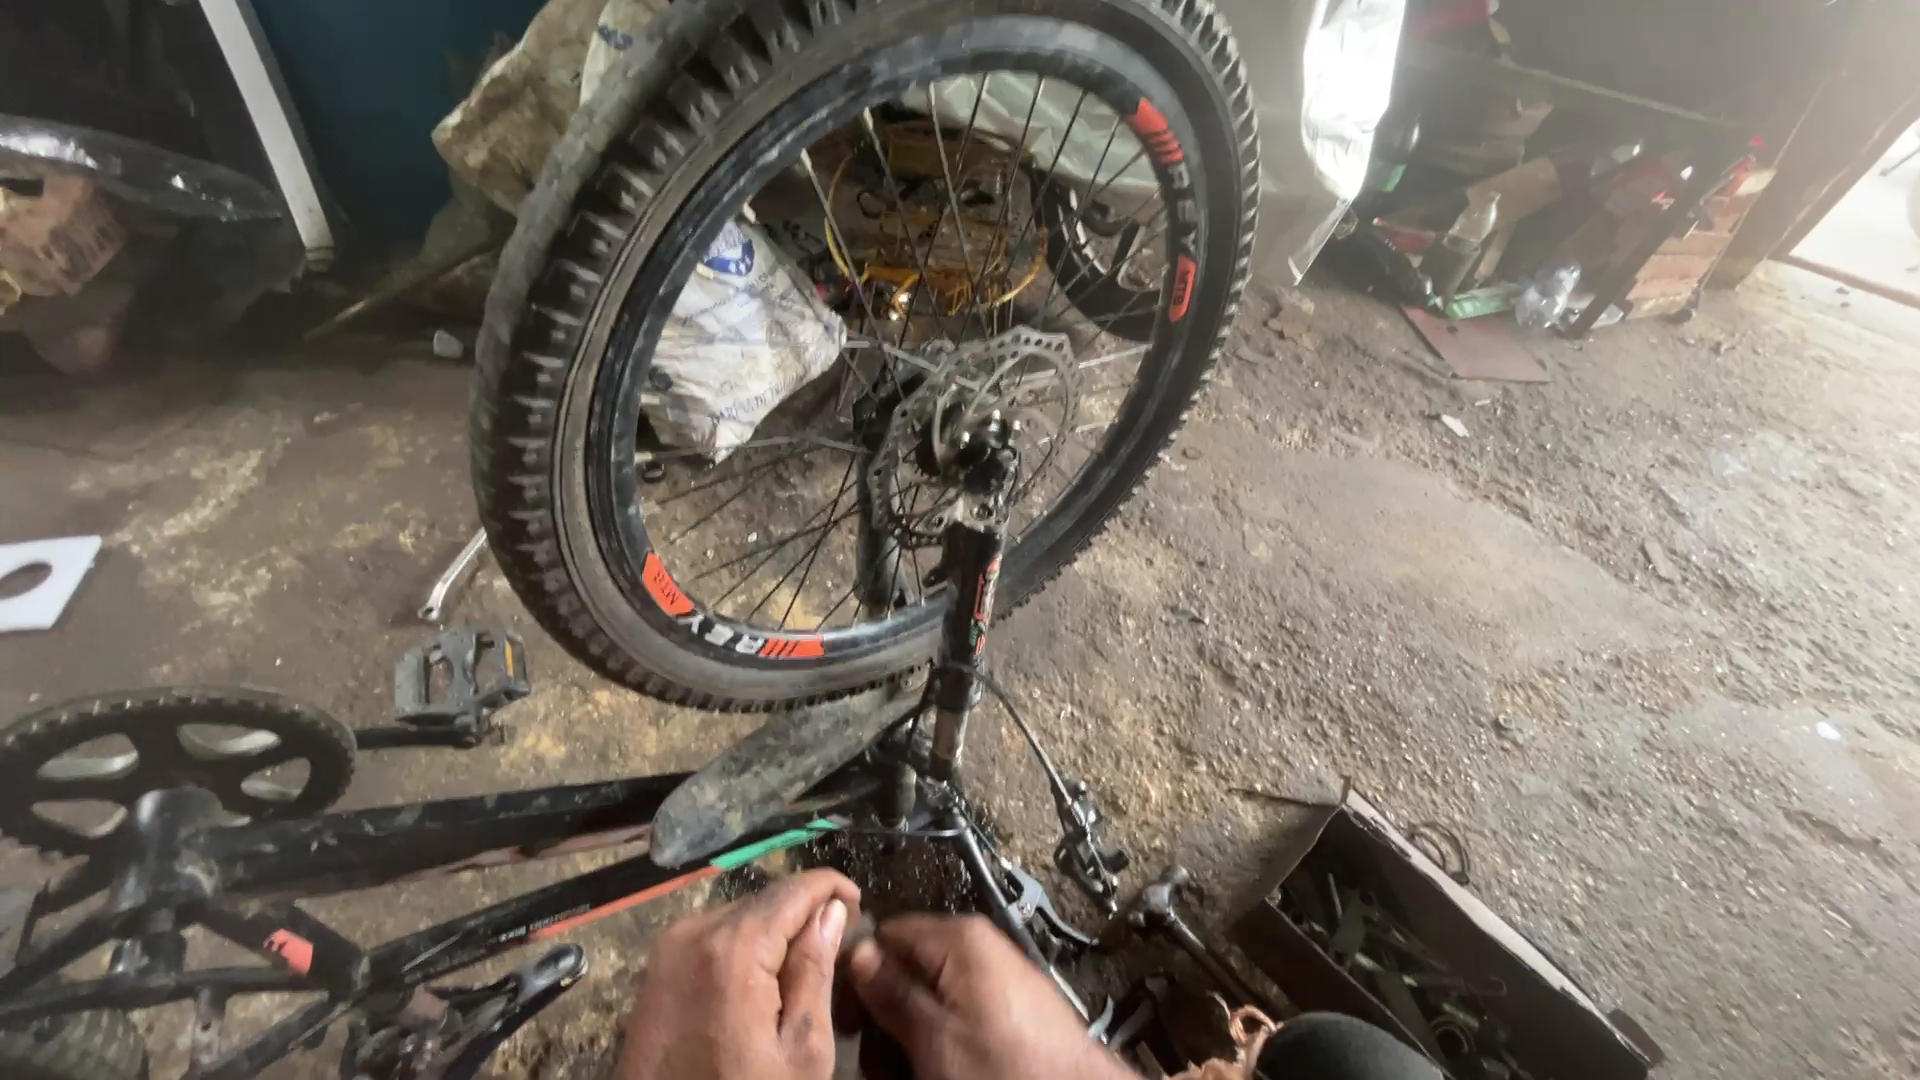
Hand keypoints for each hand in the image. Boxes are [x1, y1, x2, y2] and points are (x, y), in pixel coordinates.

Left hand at [617, 869, 858, 1079]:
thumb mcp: (800, 1051)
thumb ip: (816, 971)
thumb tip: (831, 911)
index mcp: (734, 948)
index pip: (795, 889)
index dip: (832, 886)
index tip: (858, 903)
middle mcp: (695, 932)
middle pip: (767, 900)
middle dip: (804, 914)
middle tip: (834, 947)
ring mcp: (669, 949)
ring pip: (742, 915)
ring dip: (774, 930)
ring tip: (800, 970)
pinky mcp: (656, 970)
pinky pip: (714, 937)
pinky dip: (744, 946)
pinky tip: (760, 984)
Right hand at [845, 914, 1132, 1079]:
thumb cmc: (1004, 1069)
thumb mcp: (935, 1037)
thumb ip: (893, 992)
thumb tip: (857, 951)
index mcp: (957, 939)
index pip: (885, 934)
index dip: (859, 976)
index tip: (845, 1024)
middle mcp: (974, 947)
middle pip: (905, 969)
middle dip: (883, 1018)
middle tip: (879, 1068)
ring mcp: (990, 978)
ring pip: (927, 998)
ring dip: (906, 1039)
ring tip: (905, 1076)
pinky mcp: (1003, 1008)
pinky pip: (954, 1015)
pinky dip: (937, 1043)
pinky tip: (934, 1072)